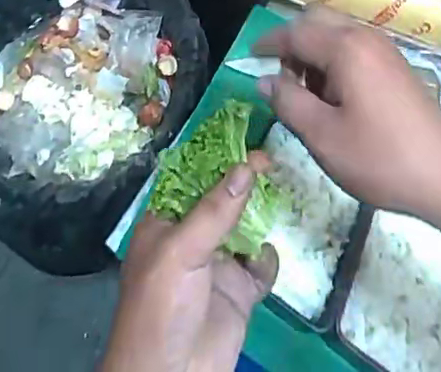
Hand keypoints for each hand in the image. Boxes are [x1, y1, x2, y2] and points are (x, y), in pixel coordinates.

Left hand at [99, 154, 278, 371]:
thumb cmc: (160, 305)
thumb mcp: (181, 251)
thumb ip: (214, 210)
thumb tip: (245, 166)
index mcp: (167, 220)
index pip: (192, 177)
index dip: (216, 156)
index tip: (244, 135)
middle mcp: (192, 236)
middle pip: (221, 199)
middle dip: (243, 179)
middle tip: (270, 157)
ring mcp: (217, 264)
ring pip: (243, 228)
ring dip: (259, 212)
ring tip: (280, 189)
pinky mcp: (239, 294)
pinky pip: (259, 268)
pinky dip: (267, 258)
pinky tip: (267, 253)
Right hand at [253, 11, 440, 226]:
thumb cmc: (383, 158)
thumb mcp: (323, 137)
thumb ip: (288, 102)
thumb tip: (265, 81)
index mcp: (345, 47)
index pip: (294, 32)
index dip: (268, 43)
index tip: (249, 58)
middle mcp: (365, 37)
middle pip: (316, 21)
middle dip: (293, 42)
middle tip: (282, 78)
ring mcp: (385, 50)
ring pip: (336, 33)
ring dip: (314, 52)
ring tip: (308, 94)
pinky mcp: (397, 66)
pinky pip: (354, 46)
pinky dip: (335, 59)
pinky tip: (336, 97)